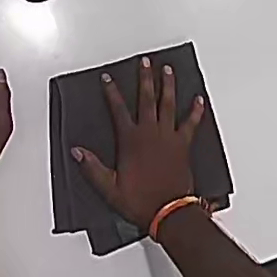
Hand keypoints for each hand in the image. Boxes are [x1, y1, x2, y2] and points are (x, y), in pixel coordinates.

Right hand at [72, 57, 207, 228]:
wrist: (170, 213)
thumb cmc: (141, 200)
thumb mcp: (109, 187)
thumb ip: (92, 167)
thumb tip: (77, 152)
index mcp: (131, 140)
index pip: (118, 109)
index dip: (111, 92)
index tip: (107, 79)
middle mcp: (150, 133)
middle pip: (146, 98)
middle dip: (144, 78)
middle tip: (144, 63)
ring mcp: (169, 137)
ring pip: (168, 104)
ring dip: (167, 85)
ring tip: (167, 70)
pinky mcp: (183, 145)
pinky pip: (191, 123)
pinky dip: (195, 111)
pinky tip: (198, 99)